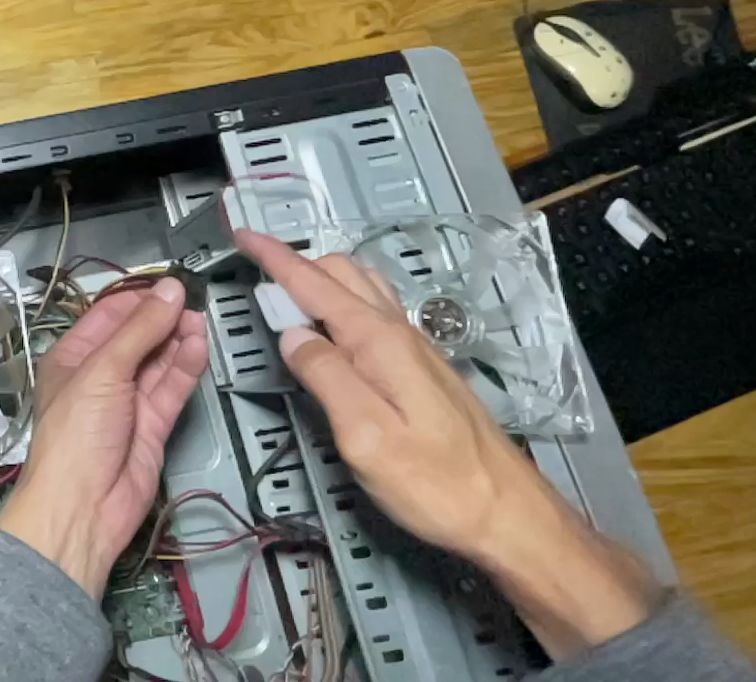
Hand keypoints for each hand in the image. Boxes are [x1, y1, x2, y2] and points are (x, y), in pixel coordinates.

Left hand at [0, 278, 208, 597]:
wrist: (83, 508)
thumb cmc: (77, 431)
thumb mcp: (103, 370)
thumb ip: (140, 330)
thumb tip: (170, 291)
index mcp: (73, 356)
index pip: (108, 315)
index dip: (138, 298)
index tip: (170, 283)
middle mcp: (100, 374)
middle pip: (136, 337)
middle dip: (163, 318)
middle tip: (194, 301)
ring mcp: (127, 400)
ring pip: (157, 361)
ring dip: (178, 340)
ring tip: (201, 320)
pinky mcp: (153, 425)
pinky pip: (171, 388)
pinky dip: (185, 367)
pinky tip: (199, 346)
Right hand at [237, 231, 659, 658]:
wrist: (513, 520)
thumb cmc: (437, 484)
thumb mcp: (364, 435)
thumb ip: (323, 375)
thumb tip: (290, 335)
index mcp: (377, 340)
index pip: (313, 282)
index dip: (274, 256)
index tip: (242, 234)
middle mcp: (397, 331)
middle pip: (339, 272)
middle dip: (293, 262)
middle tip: (256, 276)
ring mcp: (414, 347)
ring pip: (360, 285)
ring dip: (319, 276)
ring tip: (285, 293)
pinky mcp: (422, 366)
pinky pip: (372, 308)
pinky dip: (340, 299)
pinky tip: (329, 324)